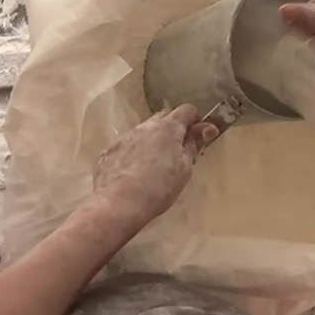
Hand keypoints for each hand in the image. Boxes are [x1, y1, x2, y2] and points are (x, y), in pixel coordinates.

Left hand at [85, 105, 220, 229]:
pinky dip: (133, 153)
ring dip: (151, 140)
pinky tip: (133, 173)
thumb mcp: (184, 168)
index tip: (199, 135)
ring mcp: (124, 137)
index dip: (195, 120)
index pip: (186, 110)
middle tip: (177, 150)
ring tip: (153, 164)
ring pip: (143, 131)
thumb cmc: (160, 187)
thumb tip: (205, 128)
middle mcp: (145, 126)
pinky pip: (126, 146)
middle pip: (163, 118)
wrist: (119, 203)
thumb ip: (193, 145)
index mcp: (168, 128)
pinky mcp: (108, 151)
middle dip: (172, 128)